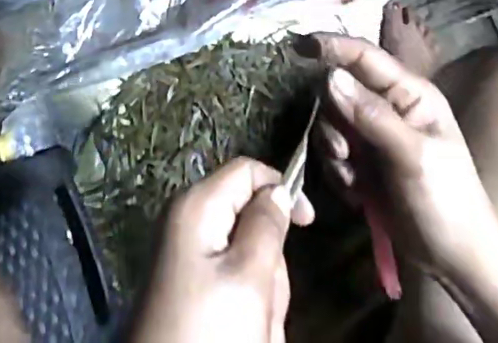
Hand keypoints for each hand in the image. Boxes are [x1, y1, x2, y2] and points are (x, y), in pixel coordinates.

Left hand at [128, 158, 314, 342]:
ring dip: (262, 297)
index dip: (281, 187)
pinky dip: (247, 315)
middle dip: (269, 263)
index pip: (247, 171)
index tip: (309, 222)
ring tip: (252, 331)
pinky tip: (242, 336)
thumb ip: (267, 226)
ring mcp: (188, 260)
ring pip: (249, 262)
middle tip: (263, 303)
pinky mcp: (191, 292)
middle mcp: (189, 224)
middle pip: (251, 221)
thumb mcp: (248, 278)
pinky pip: (234, 290)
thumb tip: (278, 190)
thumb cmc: (208, 333)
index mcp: (196, 206)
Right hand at [300, 33, 497, 279]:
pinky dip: (337, 171)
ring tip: (352, 178)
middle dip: (332, 119)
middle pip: (339, 88)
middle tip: (343, 152)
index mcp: (410, 93)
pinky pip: (333, 152)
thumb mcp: (412, 156)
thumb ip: (370, 115)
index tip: (298, 45)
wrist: (457, 263)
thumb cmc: (447, 203)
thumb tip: (329, 75)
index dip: (332, 45)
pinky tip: (356, 193)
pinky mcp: (365, 161)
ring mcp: (376, 133)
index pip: (364, 56)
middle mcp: (390, 105)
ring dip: (333, 150)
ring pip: (331, 121)